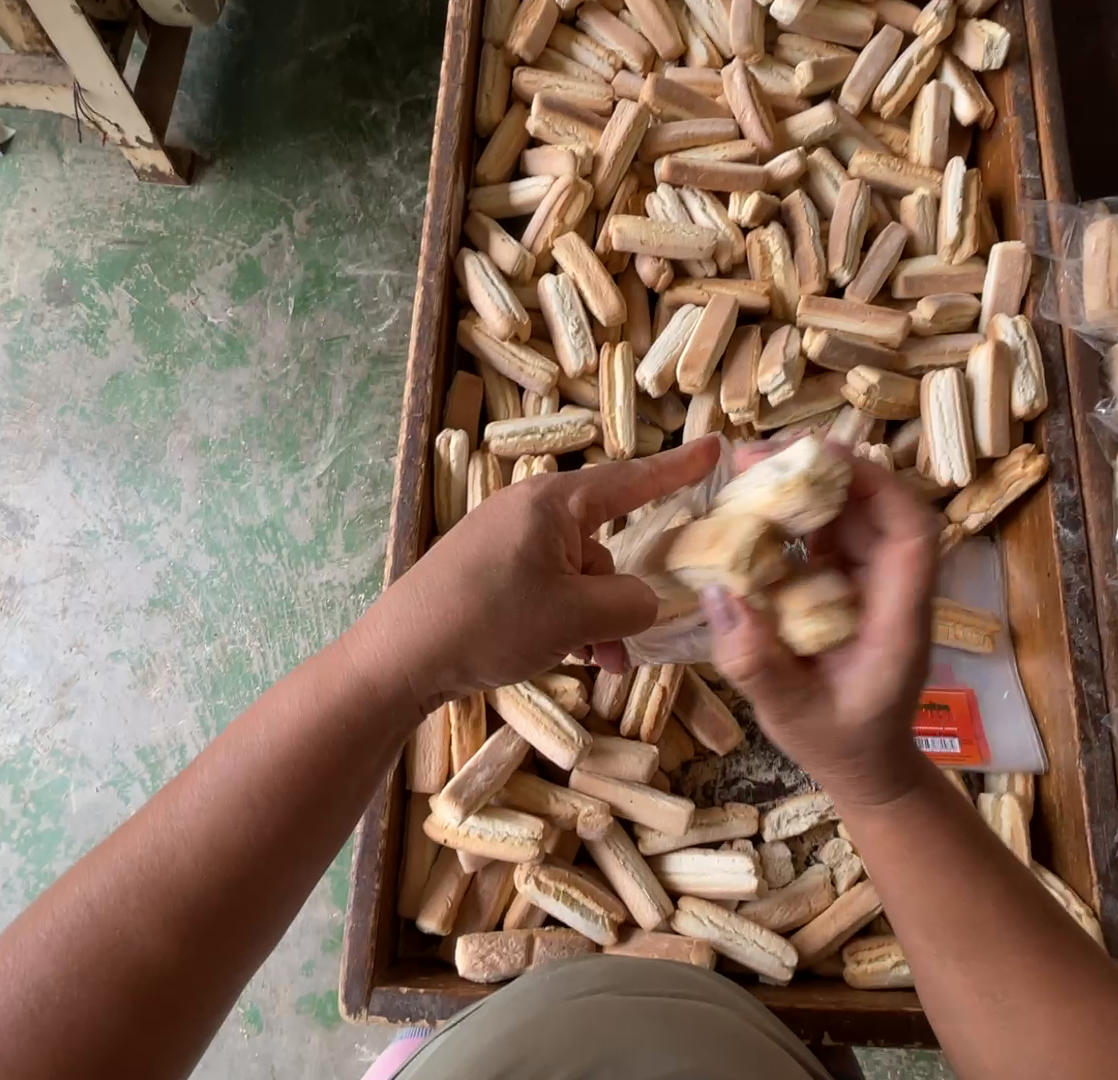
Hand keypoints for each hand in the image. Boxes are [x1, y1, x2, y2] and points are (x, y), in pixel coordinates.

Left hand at [356, 438, 720, 712]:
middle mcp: (530, 511)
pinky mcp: (489, 570)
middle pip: (605, 542)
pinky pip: (547, 586)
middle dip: (624, 593)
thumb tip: (647, 600)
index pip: (631, 478)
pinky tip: (568, 656)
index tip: (717, 446)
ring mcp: (506, 540)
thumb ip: (631, 603)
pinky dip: (566, 618)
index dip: (679, 467)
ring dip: (596, 617)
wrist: (400, 656)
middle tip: (635, 639)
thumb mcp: (576, 617)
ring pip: (577, 574)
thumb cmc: (491, 621)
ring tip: (599, 664)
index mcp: (553, 502)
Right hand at [702, 454, 943, 806]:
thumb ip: (756, 662)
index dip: (873, 484)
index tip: (815, 460)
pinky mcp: (846, 582)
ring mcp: (871, 581)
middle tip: (753, 458)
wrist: (864, 760)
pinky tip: (750, 510)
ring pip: (850, 512)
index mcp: (898, 617)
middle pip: (877, 507)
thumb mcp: (789, 713)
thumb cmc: (838, 740)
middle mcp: (892, 587)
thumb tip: (719, 592)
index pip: (910, 531)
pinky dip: (791, 513)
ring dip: (803, 484)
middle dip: (823, 470)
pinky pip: (826, 532)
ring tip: (744, 473)